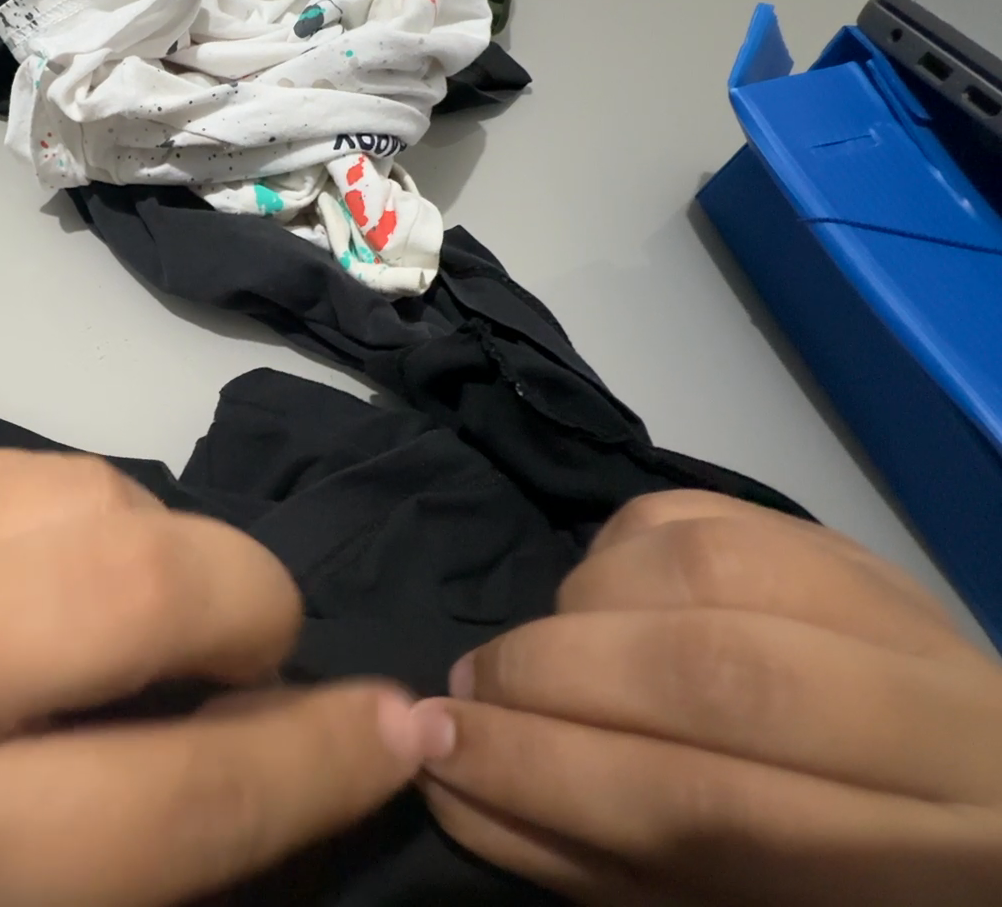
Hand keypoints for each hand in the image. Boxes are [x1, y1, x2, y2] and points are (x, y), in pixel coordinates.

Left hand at [0, 450, 420, 905]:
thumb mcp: (20, 903)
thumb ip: (173, 824)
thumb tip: (324, 727)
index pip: (177, 792)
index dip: (317, 759)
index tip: (396, 725)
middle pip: (136, 585)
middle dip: (245, 608)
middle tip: (242, 656)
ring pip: (102, 496)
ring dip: (166, 554)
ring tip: (136, 619)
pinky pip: (48, 467)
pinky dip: (98, 517)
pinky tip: (62, 573)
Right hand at [405, 490, 1001, 904]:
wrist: (951, 798)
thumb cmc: (811, 876)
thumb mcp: (703, 902)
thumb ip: (570, 850)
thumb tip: (440, 776)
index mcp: (926, 872)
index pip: (706, 811)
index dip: (543, 770)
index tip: (437, 745)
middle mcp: (955, 733)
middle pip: (712, 671)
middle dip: (545, 673)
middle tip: (472, 685)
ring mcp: (904, 616)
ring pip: (704, 567)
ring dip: (578, 608)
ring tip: (547, 650)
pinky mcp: (846, 548)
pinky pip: (698, 517)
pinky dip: (614, 552)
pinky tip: (607, 599)